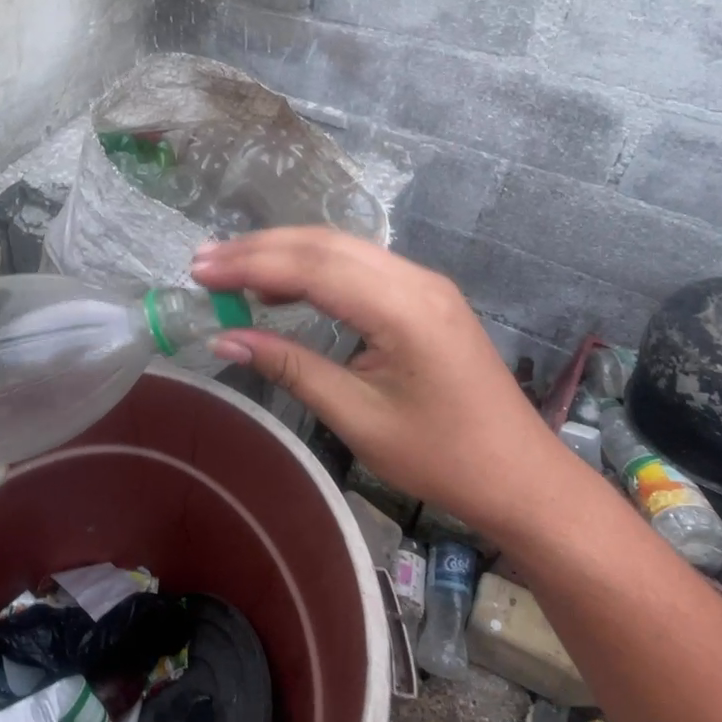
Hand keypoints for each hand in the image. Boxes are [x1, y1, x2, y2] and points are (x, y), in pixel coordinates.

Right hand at [190, 227, 569, 541]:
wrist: (522, 477)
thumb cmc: (442, 458)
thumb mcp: (358, 418)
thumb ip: (290, 367)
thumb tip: (225, 339)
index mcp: (404, 310)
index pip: (312, 268)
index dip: (250, 265)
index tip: (199, 272)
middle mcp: (415, 280)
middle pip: (324, 244)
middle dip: (258, 249)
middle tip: (202, 262)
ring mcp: (423, 283)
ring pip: (339, 248)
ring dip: (281, 252)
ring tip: (228, 267)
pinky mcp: (423, 295)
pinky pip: (357, 265)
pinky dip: (310, 267)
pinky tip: (279, 286)